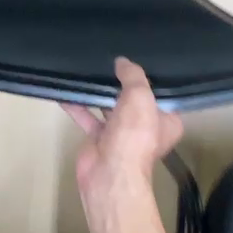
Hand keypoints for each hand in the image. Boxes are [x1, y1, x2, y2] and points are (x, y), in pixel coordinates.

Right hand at [61, 57, 182, 199]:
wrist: (109, 173)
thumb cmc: (134, 135)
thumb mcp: (140, 97)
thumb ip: (132, 76)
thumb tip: (122, 61)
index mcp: (166, 121)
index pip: (160, 94)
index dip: (149, 78)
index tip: (136, 59)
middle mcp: (145, 127)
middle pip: (132, 99)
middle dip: (120, 82)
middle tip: (108, 59)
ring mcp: (121, 134)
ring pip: (108, 107)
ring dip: (98, 92)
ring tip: (87, 68)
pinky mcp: (99, 139)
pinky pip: (87, 116)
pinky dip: (77, 105)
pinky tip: (66, 90)